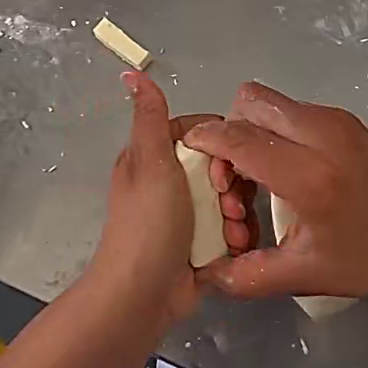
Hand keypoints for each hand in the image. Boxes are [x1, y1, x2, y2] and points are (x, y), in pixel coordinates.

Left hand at [82, 72, 218, 326]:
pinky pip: (229, 228)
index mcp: (153, 157)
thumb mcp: (151, 161)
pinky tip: (235, 246)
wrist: (143, 294)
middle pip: (218, 166)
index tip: (227, 160)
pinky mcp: (200, 243)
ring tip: (231, 230)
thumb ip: (150, 116)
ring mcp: (185, 214)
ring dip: (236, 213)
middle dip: (231, 184)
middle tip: (228, 202)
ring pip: (227, 199)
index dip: (218, 143)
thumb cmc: (148, 222)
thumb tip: (132, 73)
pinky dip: (235, 236)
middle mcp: (169, 182)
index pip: (197, 132)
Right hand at [183, 81, 367, 311]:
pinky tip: (281, 166)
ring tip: (255, 172)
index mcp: (310, 178)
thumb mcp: (301, 275)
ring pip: (266, 100)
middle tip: (232, 174)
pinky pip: (287, 108)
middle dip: (227, 132)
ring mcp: (335, 120)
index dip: (206, 141)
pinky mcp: (342, 118)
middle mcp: (322, 135)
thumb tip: (202, 271)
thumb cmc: (366, 263)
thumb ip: (245, 275)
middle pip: (248, 102)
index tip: (189, 155)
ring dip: (248, 128)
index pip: (239, 138)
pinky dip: (271, 129)